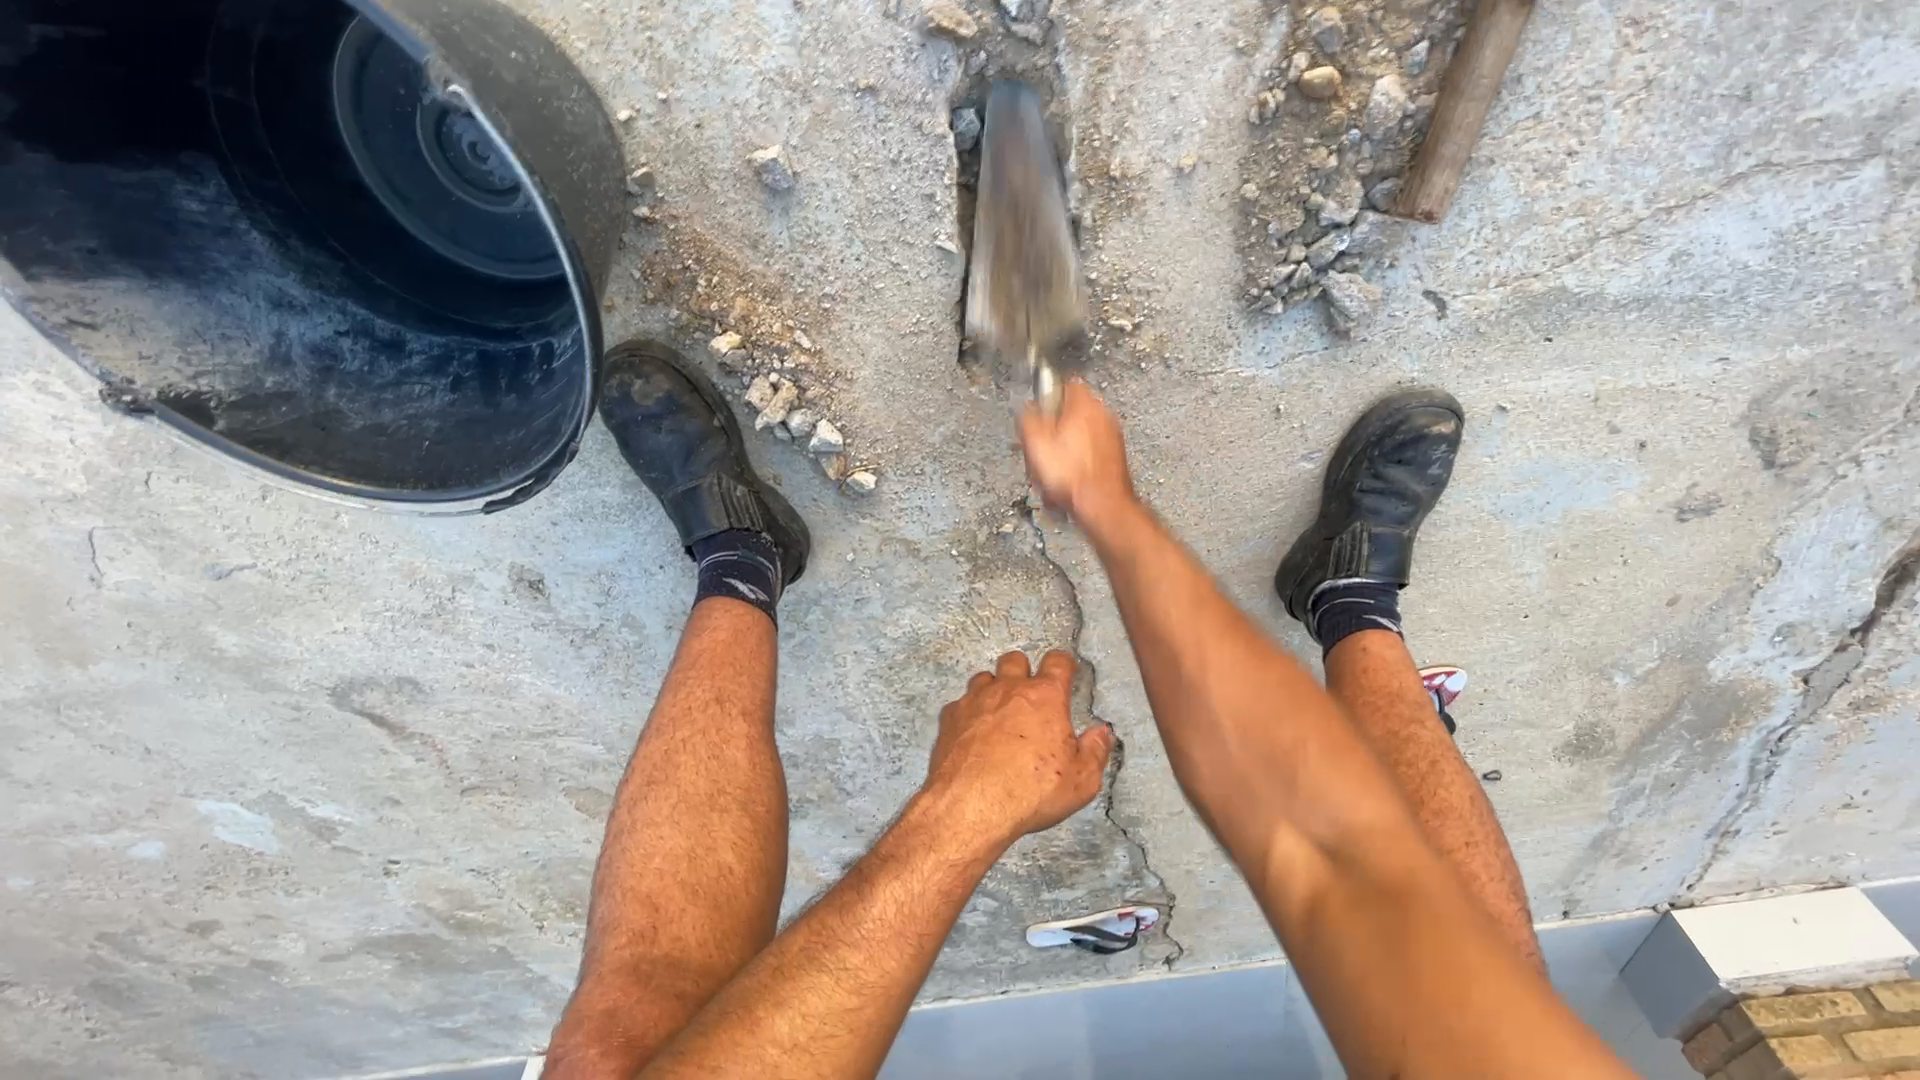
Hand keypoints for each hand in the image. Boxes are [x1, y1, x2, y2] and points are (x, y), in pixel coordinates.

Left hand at [923, 650, 1114, 843]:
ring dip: (994, 689)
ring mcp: (975, 700)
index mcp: (1045, 697)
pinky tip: (973, 733)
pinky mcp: (950, 718)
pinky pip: (960, 703)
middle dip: (1023, 671)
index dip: (1063, 664)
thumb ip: (1095, 751)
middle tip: (1030, 694)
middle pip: (1015, 660)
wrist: (971, 805)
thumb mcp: (1081, 780)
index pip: (1057, 661)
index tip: (1065, 670)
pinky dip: (968, 713)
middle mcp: (1009, 689)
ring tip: (1000, 712)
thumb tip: (1101, 733)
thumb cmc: (1029, 791)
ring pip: (984, 677)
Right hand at [1019, 380, 1137, 525]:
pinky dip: (1075, 465)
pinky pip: (1086, 455)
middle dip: (1052, 432)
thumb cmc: (1072, 476)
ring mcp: (1110, 436)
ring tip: (1052, 473)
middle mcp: (1101, 415)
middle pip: (1069, 414)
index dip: (1046, 397)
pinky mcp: (1113, 457)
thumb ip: (1027, 416)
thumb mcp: (1035, 442)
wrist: (1101, 505)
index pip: (1064, 383)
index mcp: (1083, 404)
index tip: (1037, 412)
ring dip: (1061, 452)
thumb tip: (1026, 407)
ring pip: (1077, 437)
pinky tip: (1065, 482)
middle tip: (1041, 450)